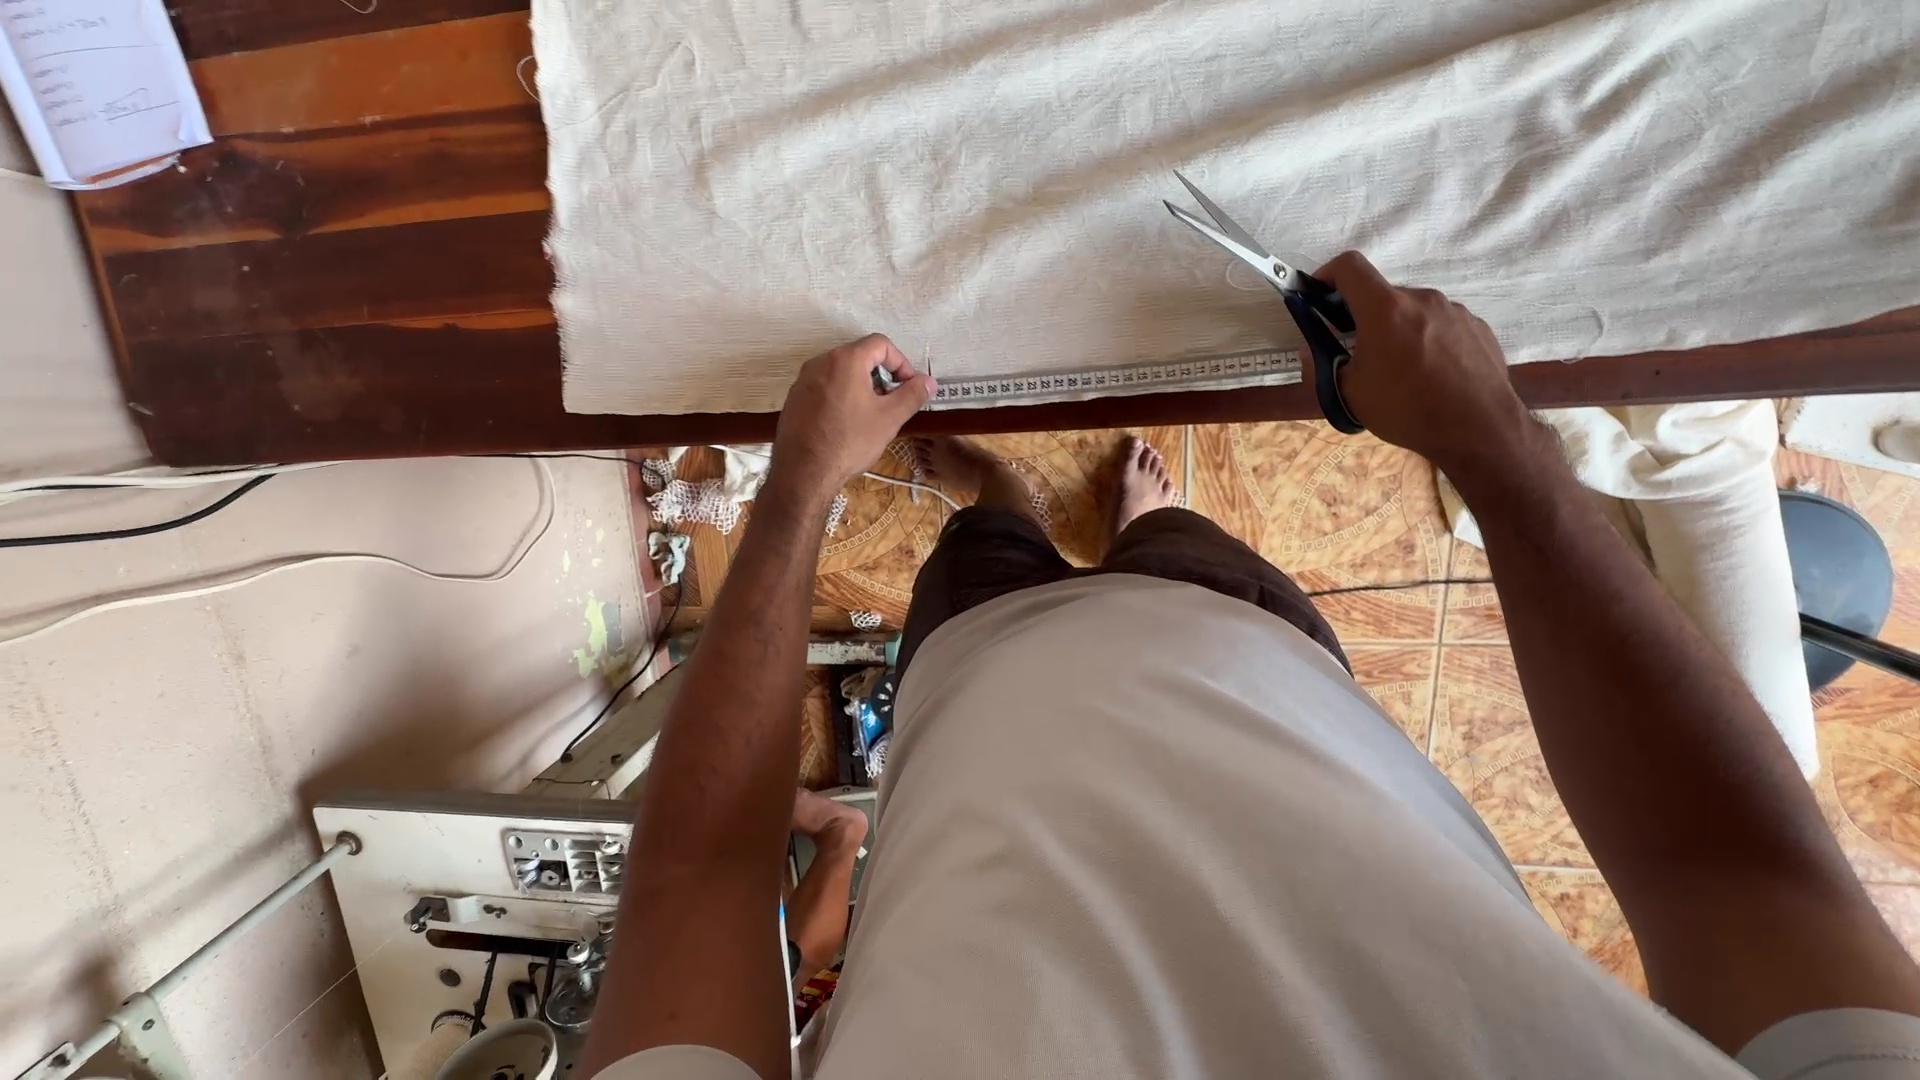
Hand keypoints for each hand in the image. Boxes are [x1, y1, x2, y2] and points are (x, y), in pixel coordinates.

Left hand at [769, 334, 935, 504]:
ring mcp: (803, 380)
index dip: (901, 362)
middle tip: (892, 402)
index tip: (908, 386)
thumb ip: (912, 395)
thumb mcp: (889, 418)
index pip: (881, 344)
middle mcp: (820, 362)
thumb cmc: (850, 442)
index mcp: (845, 360)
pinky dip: (841, 396)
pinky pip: (824, 387)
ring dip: (861, 386)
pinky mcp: (795, 398)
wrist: (804, 472)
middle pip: (859, 356)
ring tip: (870, 414)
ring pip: (841, 372)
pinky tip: (846, 423)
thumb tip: (928, 381)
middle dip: (881, 375)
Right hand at [1311, 251, 1533, 470]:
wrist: (1477, 428)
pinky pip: (1441, 325)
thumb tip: (1310, 351)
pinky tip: (1429, 375)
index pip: (1350, 267)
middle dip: (1363, 317)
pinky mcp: (1477, 327)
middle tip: (1356, 353)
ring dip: (1397, 330)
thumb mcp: (1349, 393)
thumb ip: (1322, 367)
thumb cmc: (1405, 410)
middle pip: (1382, 295)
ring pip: (1413, 311)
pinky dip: (1426, 341)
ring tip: (1399, 370)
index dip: (1327, 274)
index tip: (1318, 296)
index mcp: (1385, 309)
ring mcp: (1454, 311)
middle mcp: (1422, 299)